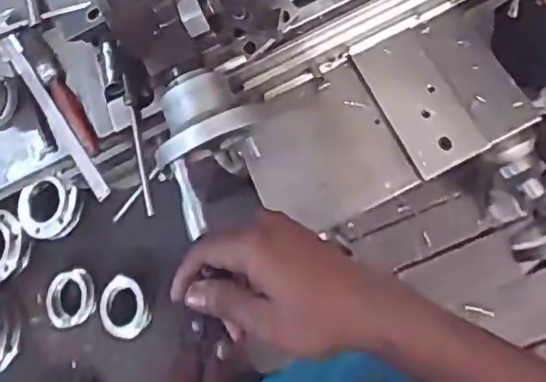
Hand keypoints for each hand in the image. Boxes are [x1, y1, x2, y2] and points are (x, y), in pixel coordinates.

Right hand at [169, 209, 434, 361]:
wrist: (367, 305)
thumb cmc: (317, 315)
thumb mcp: (265, 320)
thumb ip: (225, 302)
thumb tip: (193, 291)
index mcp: (251, 241)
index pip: (203, 248)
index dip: (185, 273)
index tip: (178, 299)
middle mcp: (262, 223)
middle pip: (221, 245)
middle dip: (212, 282)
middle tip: (216, 321)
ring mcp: (280, 225)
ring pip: (240, 247)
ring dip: (232, 280)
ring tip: (240, 321)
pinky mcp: (293, 233)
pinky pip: (258, 244)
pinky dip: (250, 271)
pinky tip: (258, 300)